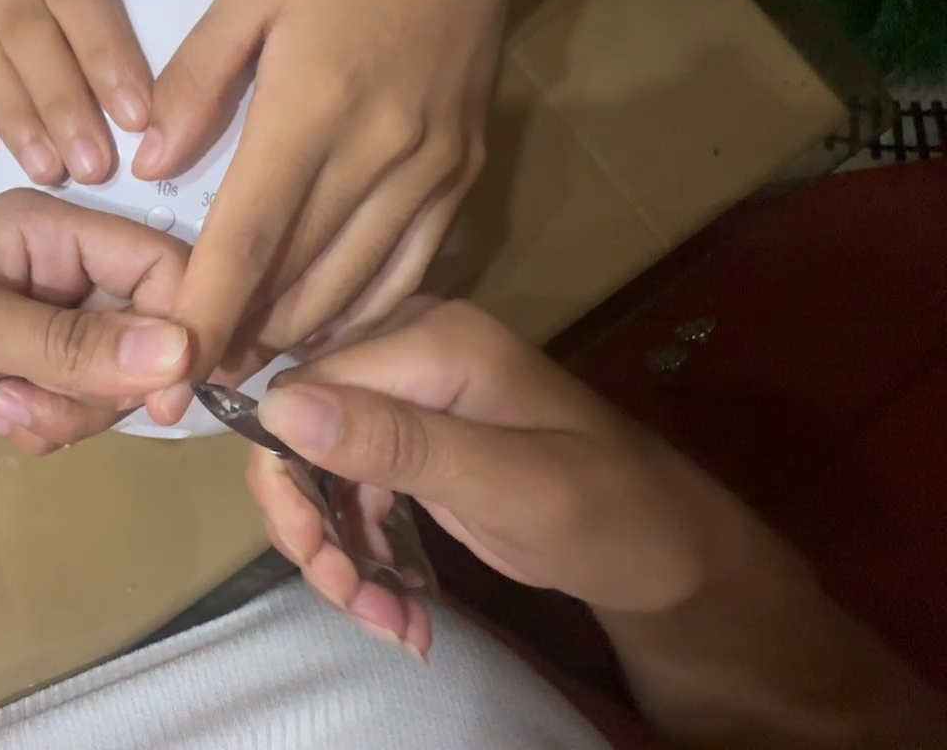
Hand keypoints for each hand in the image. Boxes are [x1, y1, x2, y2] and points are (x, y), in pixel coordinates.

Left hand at [0, 189, 191, 452]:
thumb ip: (69, 343)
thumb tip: (181, 354)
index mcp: (49, 227)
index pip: (157, 262)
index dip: (180, 324)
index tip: (170, 398)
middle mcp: (59, 266)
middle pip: (144, 329)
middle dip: (100, 383)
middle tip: (37, 398)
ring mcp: (46, 318)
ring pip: (114, 376)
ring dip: (65, 407)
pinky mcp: (32, 362)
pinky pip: (79, 402)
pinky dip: (45, 420)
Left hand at [134, 0, 570, 409]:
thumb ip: (192, 86)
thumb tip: (149, 167)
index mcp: (310, 113)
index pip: (244, 241)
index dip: (203, 314)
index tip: (166, 372)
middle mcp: (375, 158)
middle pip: (293, 279)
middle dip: (236, 342)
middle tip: (187, 384)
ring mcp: (429, 175)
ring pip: (348, 287)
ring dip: (291, 337)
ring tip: (238, 369)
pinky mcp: (460, 179)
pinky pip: (406, 270)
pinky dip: (358, 313)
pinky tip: (320, 335)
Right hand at [249, 299, 747, 657]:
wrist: (676, 556)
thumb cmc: (618, 519)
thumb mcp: (516, 489)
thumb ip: (398, 443)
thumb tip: (277, 409)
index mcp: (429, 339)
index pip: (306, 389)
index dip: (291, 471)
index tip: (322, 560)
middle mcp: (402, 347)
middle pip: (298, 423)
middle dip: (309, 517)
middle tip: (348, 598)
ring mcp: (401, 387)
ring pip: (310, 455)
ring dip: (329, 539)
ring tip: (380, 615)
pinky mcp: (401, 428)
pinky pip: (340, 475)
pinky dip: (352, 538)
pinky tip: (386, 594)